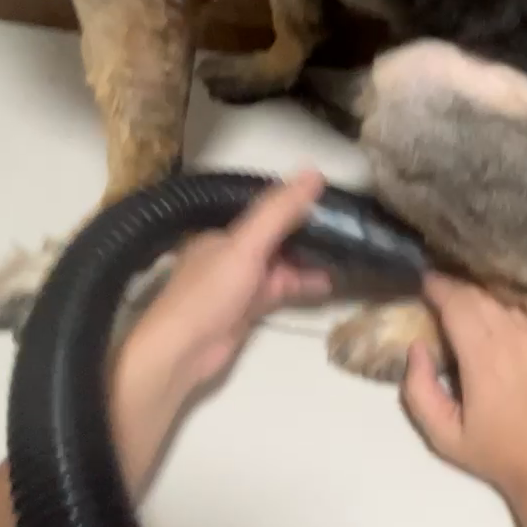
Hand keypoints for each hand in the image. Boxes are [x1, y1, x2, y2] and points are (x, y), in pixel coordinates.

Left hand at [110, 170, 332, 496]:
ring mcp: (240, 285)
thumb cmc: (210, 293)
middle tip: (345, 229)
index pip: (266, 213)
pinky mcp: (248, 310)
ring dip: (309, 260)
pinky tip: (327, 283)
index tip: (331, 202)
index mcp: (224, 235)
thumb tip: (313, 171)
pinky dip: (303, 284)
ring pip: (281, 265)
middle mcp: (231, 256)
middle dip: (308, 234)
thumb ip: (280, 210)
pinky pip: (281, 289)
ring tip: (344, 255)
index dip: (296, 206)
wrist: (181, 354)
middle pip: (276, 239)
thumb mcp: (247, 245)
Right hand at [400, 275, 526, 500]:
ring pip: (503, 303)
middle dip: (456, 291)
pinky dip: (510, 314)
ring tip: (469, 317)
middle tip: (439, 296)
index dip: (438, 287)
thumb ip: (419, 390)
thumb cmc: (496, 451)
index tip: (424, 281)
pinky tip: (504, 331)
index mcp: (483, 355)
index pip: (457, 303)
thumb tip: (417, 346)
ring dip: (482, 304)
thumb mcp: (444, 435)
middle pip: (479, 296)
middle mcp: (513, 335)